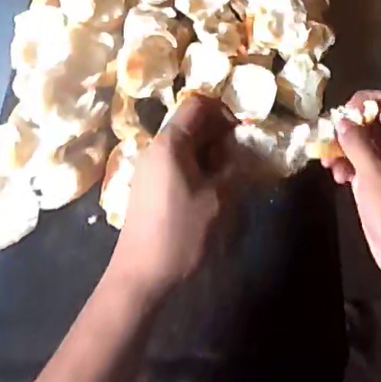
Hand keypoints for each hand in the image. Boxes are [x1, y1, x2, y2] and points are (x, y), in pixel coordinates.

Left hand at [106, 92, 238, 299]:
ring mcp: (150, 166)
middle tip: (240, 155)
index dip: (223, 110)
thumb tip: (238, 148)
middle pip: (191, 122)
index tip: (241, 132)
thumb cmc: (180, 233)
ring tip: (228, 174)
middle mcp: (156, 147)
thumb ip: (231, 166)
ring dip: (209, 151)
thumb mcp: (217, 199)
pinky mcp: (149, 185)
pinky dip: (197, 165)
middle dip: (218, 132)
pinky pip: (177, 160)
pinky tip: (210, 189)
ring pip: (186, 143)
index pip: (197, 103)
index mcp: (170, 142)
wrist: (139, 277)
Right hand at [321, 91, 380, 291]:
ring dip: (343, 149)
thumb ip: (356, 143)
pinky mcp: (379, 186)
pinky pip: (361, 165)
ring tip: (329, 163)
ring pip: (363, 145)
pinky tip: (339, 179)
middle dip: (347, 127)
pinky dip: (348, 167)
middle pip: (371, 122)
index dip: (363, 100)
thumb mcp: (373, 174)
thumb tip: (341, 118)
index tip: (342, 114)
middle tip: (328, 139)